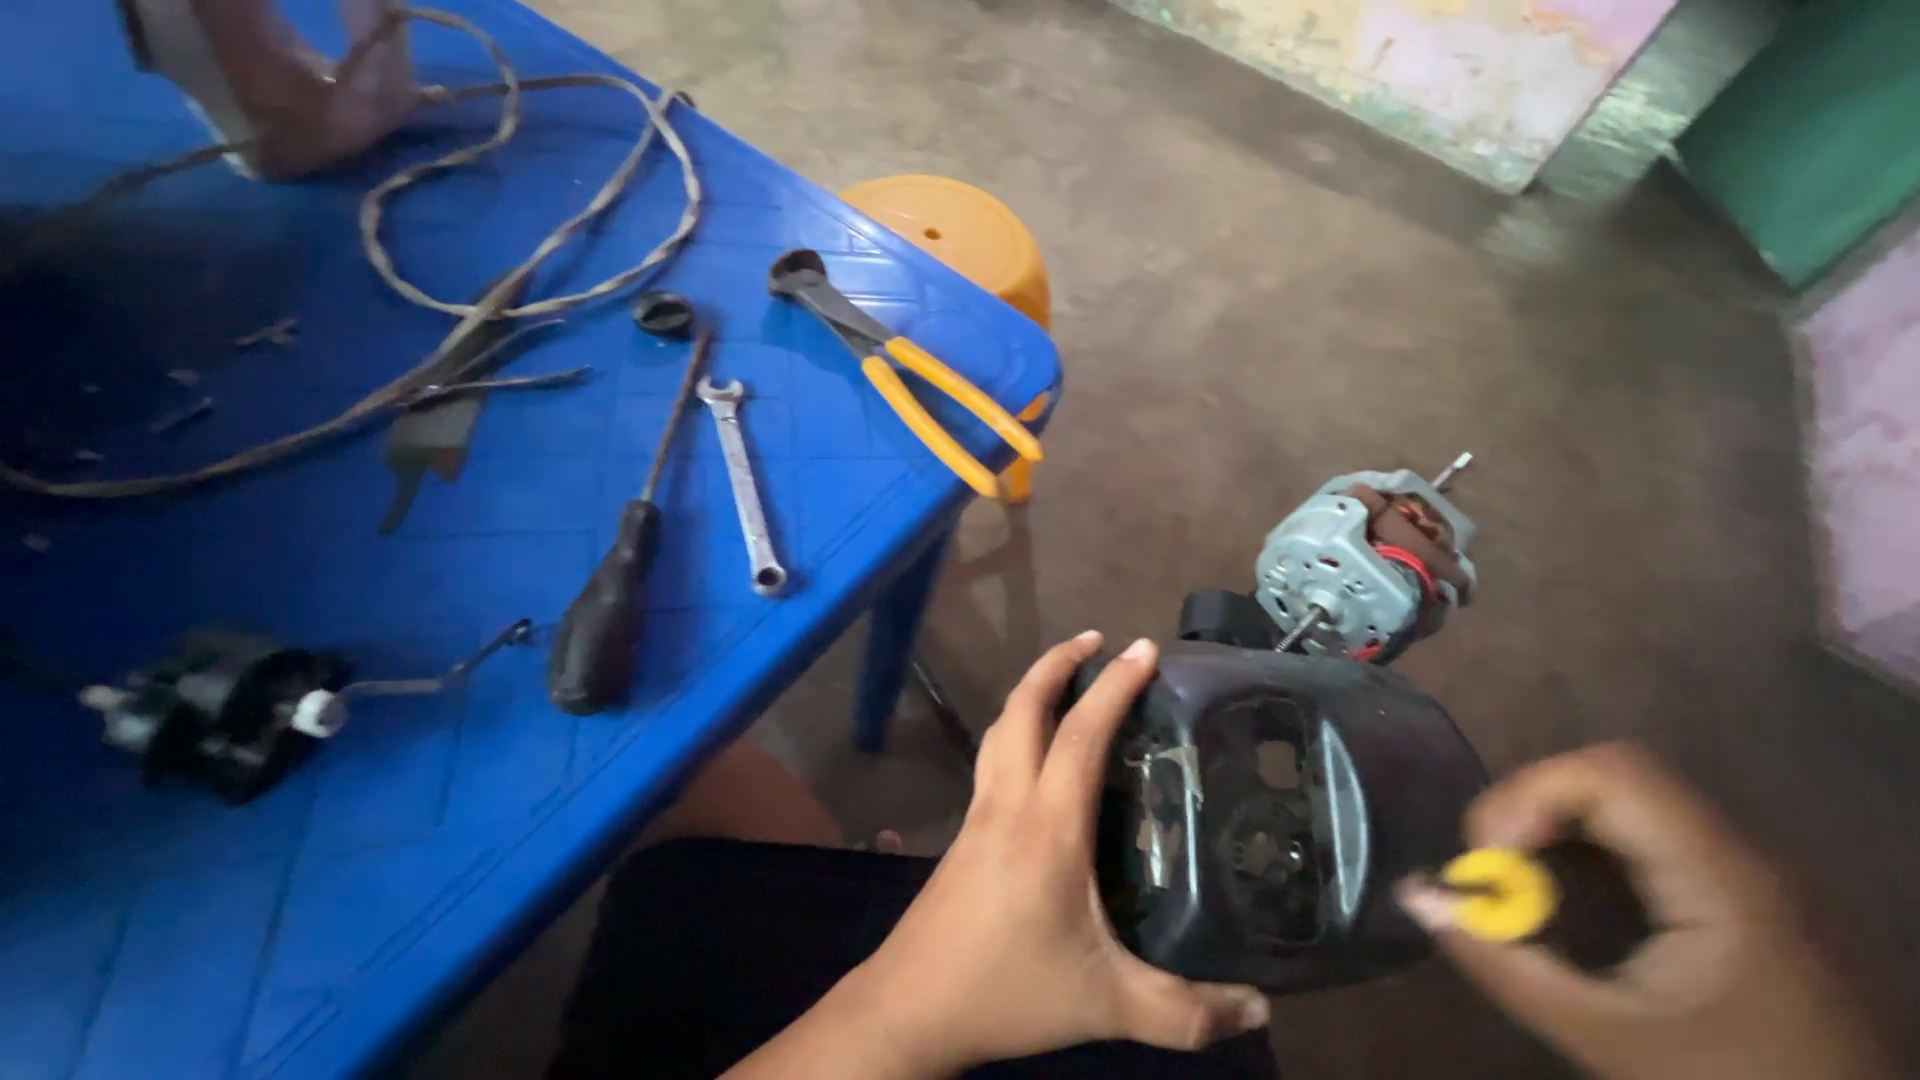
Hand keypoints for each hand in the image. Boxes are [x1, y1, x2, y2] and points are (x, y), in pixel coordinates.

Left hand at [844, 632, 1270, 1074]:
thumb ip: (1187, 1012)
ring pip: (999, 730)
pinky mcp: (963, 835)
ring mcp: (978, 815)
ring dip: (1031, 693)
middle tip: (1095, 640)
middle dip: (1057, 663)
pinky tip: (1038, 760)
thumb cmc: (1007, 990)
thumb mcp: (1107, 1005)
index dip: (1114, 686)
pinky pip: (992, 761)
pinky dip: (1016, 733)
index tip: (1144, 649)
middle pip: (1023, 708)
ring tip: (1066, 682)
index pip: (1081, 734)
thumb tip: (1260, 1007)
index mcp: (1047, 826)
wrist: (910, 1007)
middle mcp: (1008, 803)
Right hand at [1396, 743, 1894, 1079]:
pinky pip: (1636, 827)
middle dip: (1529, 803)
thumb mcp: (1605, 1037)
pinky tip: (1556, 888)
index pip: (1609, 773)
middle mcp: (1732, 854)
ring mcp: (1734, 867)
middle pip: (1609, 772)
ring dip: (1548, 817)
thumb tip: (1413, 895)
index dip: (1529, 793)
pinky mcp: (1726, 887)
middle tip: (1491, 864)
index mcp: (1718, 880)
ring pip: (1620, 792)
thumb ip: (1503, 965)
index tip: (1489, 856)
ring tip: (1513, 875)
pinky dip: (1578, 838)